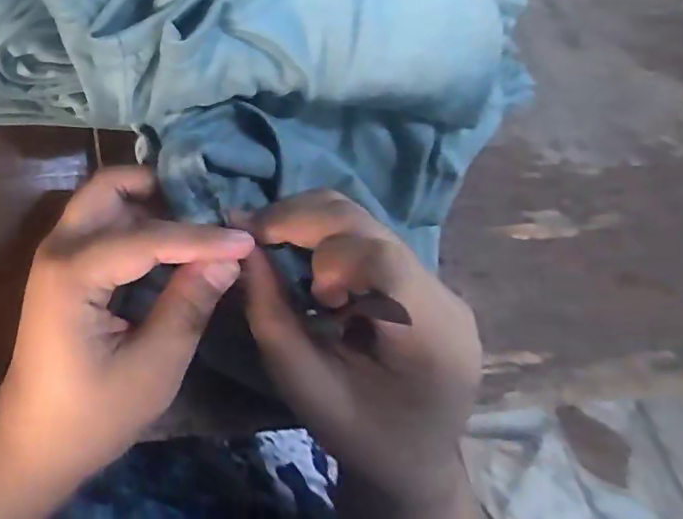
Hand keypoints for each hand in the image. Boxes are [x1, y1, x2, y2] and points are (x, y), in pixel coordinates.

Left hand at [0, 165, 253, 518]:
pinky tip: (169, 241)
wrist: (32, 439)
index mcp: (72, 272)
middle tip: (209, 208)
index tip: (246, 238)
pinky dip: (134, 219)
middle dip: (159, 188)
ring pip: (104, 198)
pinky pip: (100, 221)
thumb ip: (186, 306)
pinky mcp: (63, 261)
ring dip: (147, 200)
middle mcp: (58, 246)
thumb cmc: (91, 414)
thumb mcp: (151, 370)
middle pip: (109, 187)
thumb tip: (228, 259)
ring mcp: (56, 250)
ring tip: (198, 220)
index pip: (145, 237)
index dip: (199, 238)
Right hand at [239, 190, 481, 518]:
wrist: (411, 464)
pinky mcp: (419, 275)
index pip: (381, 257)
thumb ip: (269, 313)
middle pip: (365, 223)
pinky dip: (320, 232)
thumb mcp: (301, 382)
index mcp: (429, 336)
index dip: (323, 246)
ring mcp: (436, 282)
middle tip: (251, 232)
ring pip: (360, 218)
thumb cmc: (356, 431)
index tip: (278, 262)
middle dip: (299, 218)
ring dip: (306, 220)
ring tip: (270, 241)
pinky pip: (363, 233)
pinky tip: (298, 256)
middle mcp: (442, 297)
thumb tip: (240, 244)